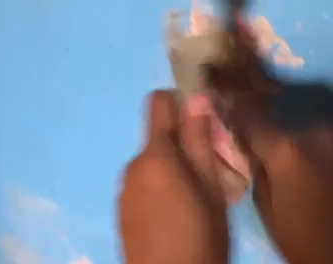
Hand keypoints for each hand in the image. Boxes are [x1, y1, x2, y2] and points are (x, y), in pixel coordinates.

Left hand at [119, 91, 229, 263]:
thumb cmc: (198, 238)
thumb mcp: (211, 187)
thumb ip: (200, 139)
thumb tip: (197, 94)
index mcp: (154, 153)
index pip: (158, 102)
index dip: (181, 105)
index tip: (202, 126)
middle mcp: (132, 165)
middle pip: (158, 138)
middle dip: (182, 146)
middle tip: (208, 173)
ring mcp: (123, 191)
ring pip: (151, 164)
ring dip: (171, 171)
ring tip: (194, 201)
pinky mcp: (121, 215)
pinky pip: (142, 187)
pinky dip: (158, 192)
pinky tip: (175, 219)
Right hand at [240, 117, 332, 263]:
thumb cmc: (311, 247)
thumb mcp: (271, 218)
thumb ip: (258, 175)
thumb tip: (251, 151)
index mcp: (286, 150)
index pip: (251, 118)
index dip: (237, 112)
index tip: (228, 107)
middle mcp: (315, 133)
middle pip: (283, 128)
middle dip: (274, 140)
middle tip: (268, 159)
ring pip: (308, 137)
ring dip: (300, 149)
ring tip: (298, 174)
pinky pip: (329, 147)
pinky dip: (321, 157)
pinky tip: (320, 179)